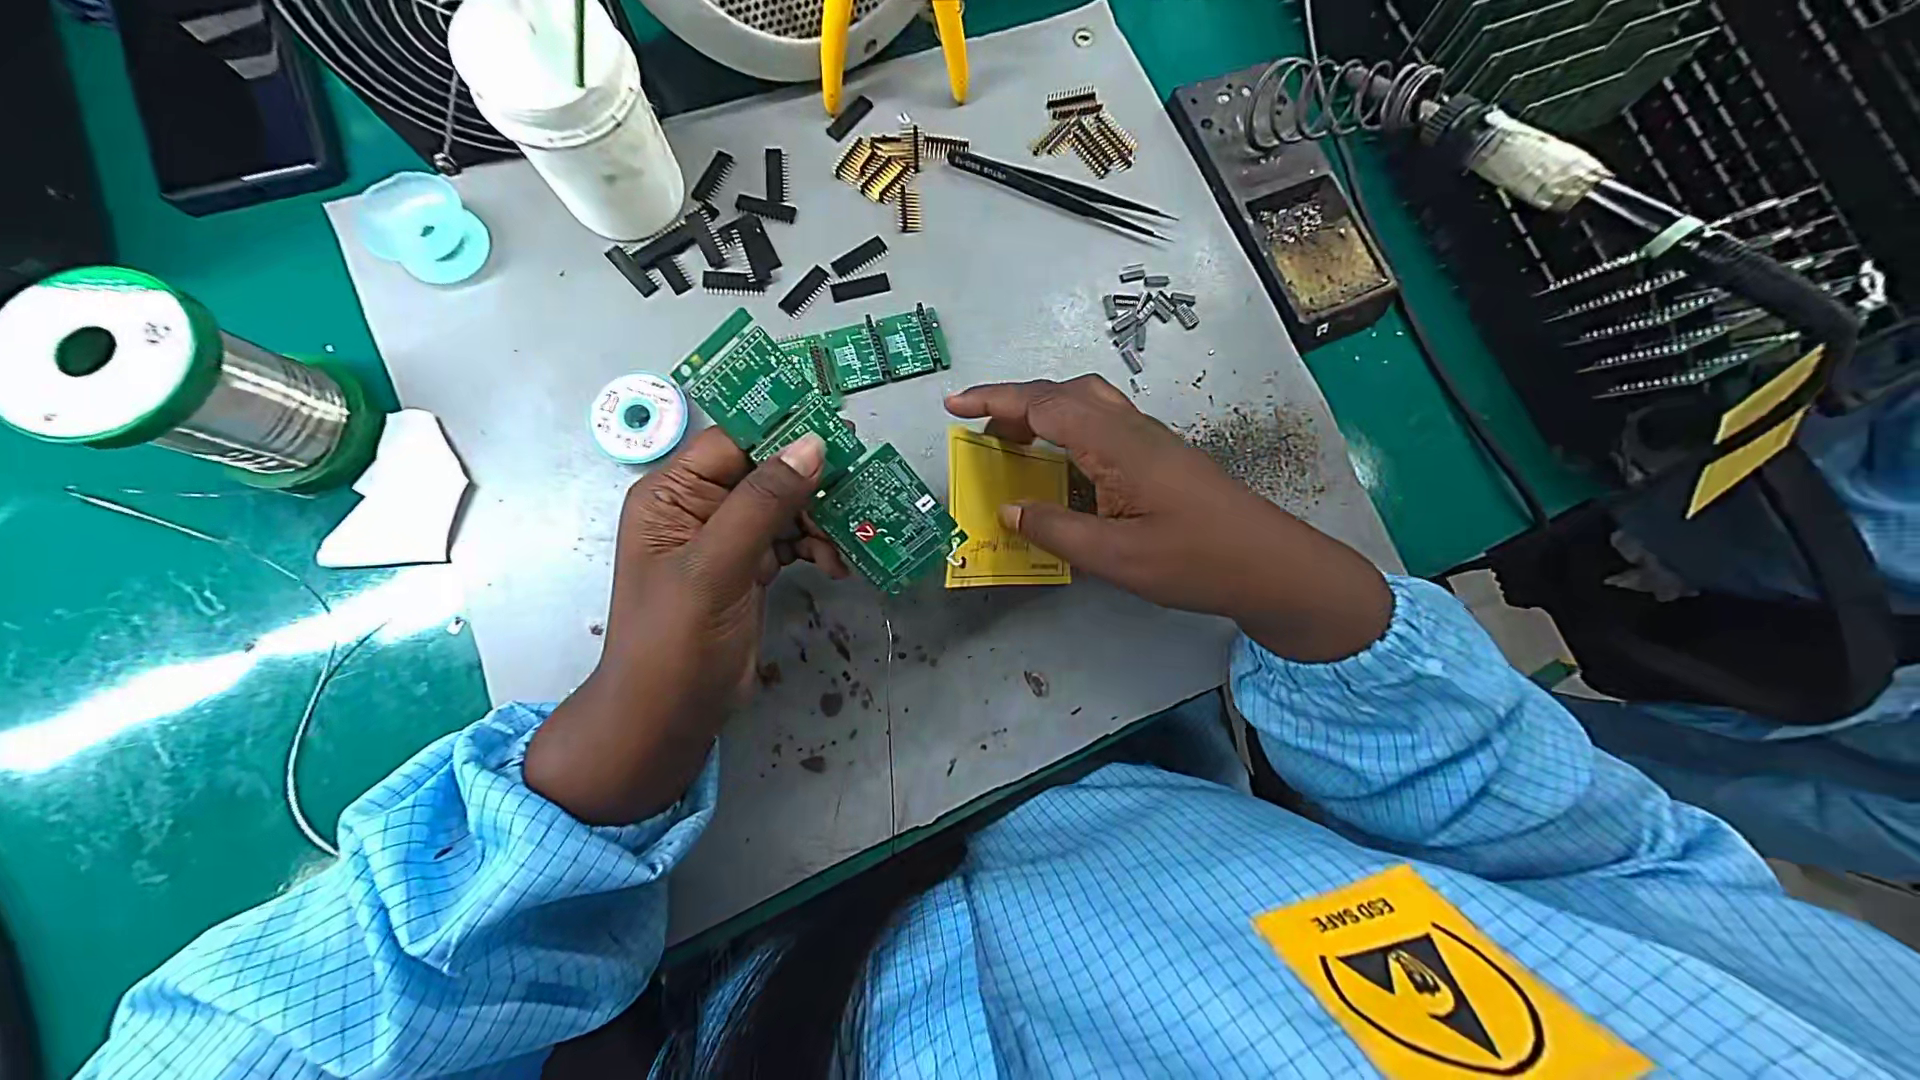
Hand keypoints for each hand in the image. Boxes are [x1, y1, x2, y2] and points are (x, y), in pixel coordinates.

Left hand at [525, 428, 846, 823]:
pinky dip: (817, 548)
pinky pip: (793, 540)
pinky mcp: (752, 566)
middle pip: (767, 473)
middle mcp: (700, 508)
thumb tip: (812, 445)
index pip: (734, 442)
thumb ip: (762, 503)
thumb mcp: (716, 566)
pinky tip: (835, 566)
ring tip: (845, 544)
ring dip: (821, 521)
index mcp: (673, 494)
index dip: (783, 433)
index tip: (838, 431)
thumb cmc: (675, 640)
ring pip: (787, 507)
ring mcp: (729, 539)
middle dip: (812, 486)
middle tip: (857, 492)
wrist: (669, 716)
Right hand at [945, 376, 1390, 661]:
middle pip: (1064, 393)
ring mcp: (1151, 438)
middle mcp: (1133, 428)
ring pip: (1087, 402)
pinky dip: (1068, 428)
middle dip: (1015, 403)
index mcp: (1116, 445)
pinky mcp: (1161, 454)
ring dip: (1044, 412)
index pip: (1044, 405)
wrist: (1273, 565)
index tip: (954, 406)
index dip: (994, 401)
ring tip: (1016, 443)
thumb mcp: (1115, 557)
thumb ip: (1055, 531)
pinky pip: (1103, 422)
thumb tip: (1007, 511)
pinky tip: (1064, 463)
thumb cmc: (1195, 561)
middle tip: (983, 434)